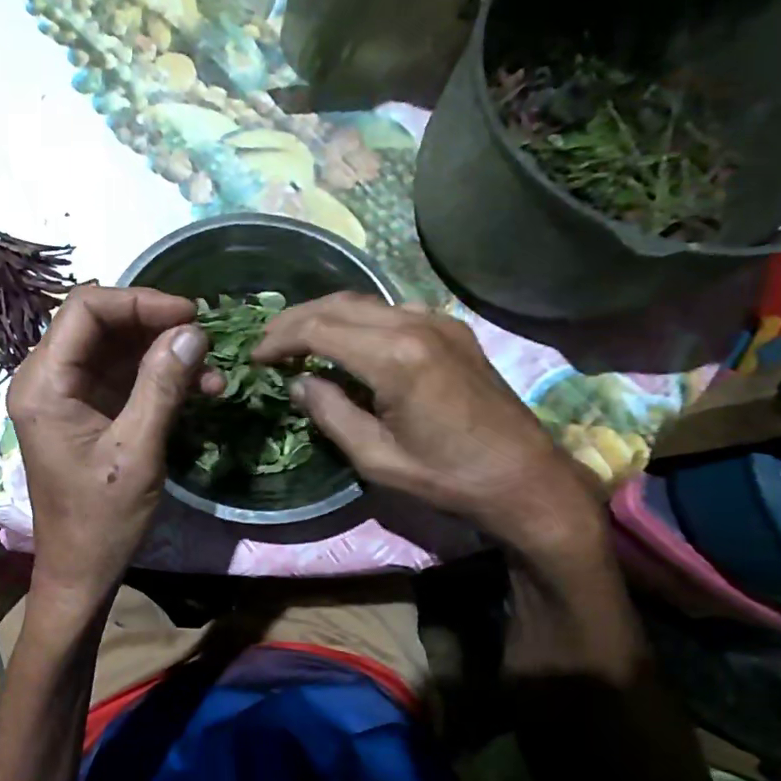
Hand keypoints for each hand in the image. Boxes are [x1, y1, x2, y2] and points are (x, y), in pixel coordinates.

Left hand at [8, 286, 209, 602]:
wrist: (81, 569)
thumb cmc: (101, 518)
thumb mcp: (137, 451)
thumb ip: (162, 386)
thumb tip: (193, 331)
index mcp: (44, 383)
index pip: (85, 310)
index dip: (139, 301)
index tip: (189, 314)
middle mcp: (48, 379)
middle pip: (101, 323)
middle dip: (156, 325)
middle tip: (205, 338)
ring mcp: (68, 394)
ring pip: (118, 347)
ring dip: (165, 353)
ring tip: (212, 372)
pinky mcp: (89, 409)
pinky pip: (124, 376)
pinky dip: (161, 377)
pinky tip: (201, 390)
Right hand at [251, 294, 600, 553]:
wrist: (524, 477)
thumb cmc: (446, 477)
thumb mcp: (375, 457)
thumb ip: (330, 413)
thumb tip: (299, 383)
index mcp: (395, 358)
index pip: (319, 329)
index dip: (280, 340)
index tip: (256, 358)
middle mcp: (416, 326)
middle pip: (338, 305)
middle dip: (295, 320)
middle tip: (267, 343)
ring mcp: (438, 323)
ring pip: (364, 302)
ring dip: (324, 316)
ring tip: (297, 340)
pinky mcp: (452, 330)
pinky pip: (391, 310)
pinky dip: (357, 319)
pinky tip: (345, 342)